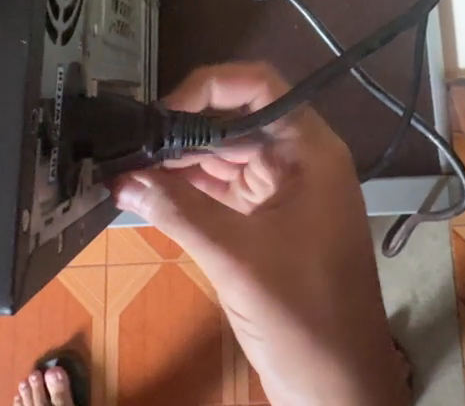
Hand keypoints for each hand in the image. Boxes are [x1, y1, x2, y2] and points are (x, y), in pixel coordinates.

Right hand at [113, 64, 408, 405]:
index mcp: (310, 151)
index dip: (210, 87)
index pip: (260, 88)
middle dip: (184, 128)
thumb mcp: (237, 258)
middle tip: (131, 141)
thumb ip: (179, 211)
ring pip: (226, 155)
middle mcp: (299, 160)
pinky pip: (224, 190)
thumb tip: (124, 178)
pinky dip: (190, 190)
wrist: (340, 392)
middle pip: (238, 121)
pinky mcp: (268, 222)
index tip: (164, 112)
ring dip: (181, 161)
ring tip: (129, 164)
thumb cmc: (304, 317)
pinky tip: (149, 193)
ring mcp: (284, 191)